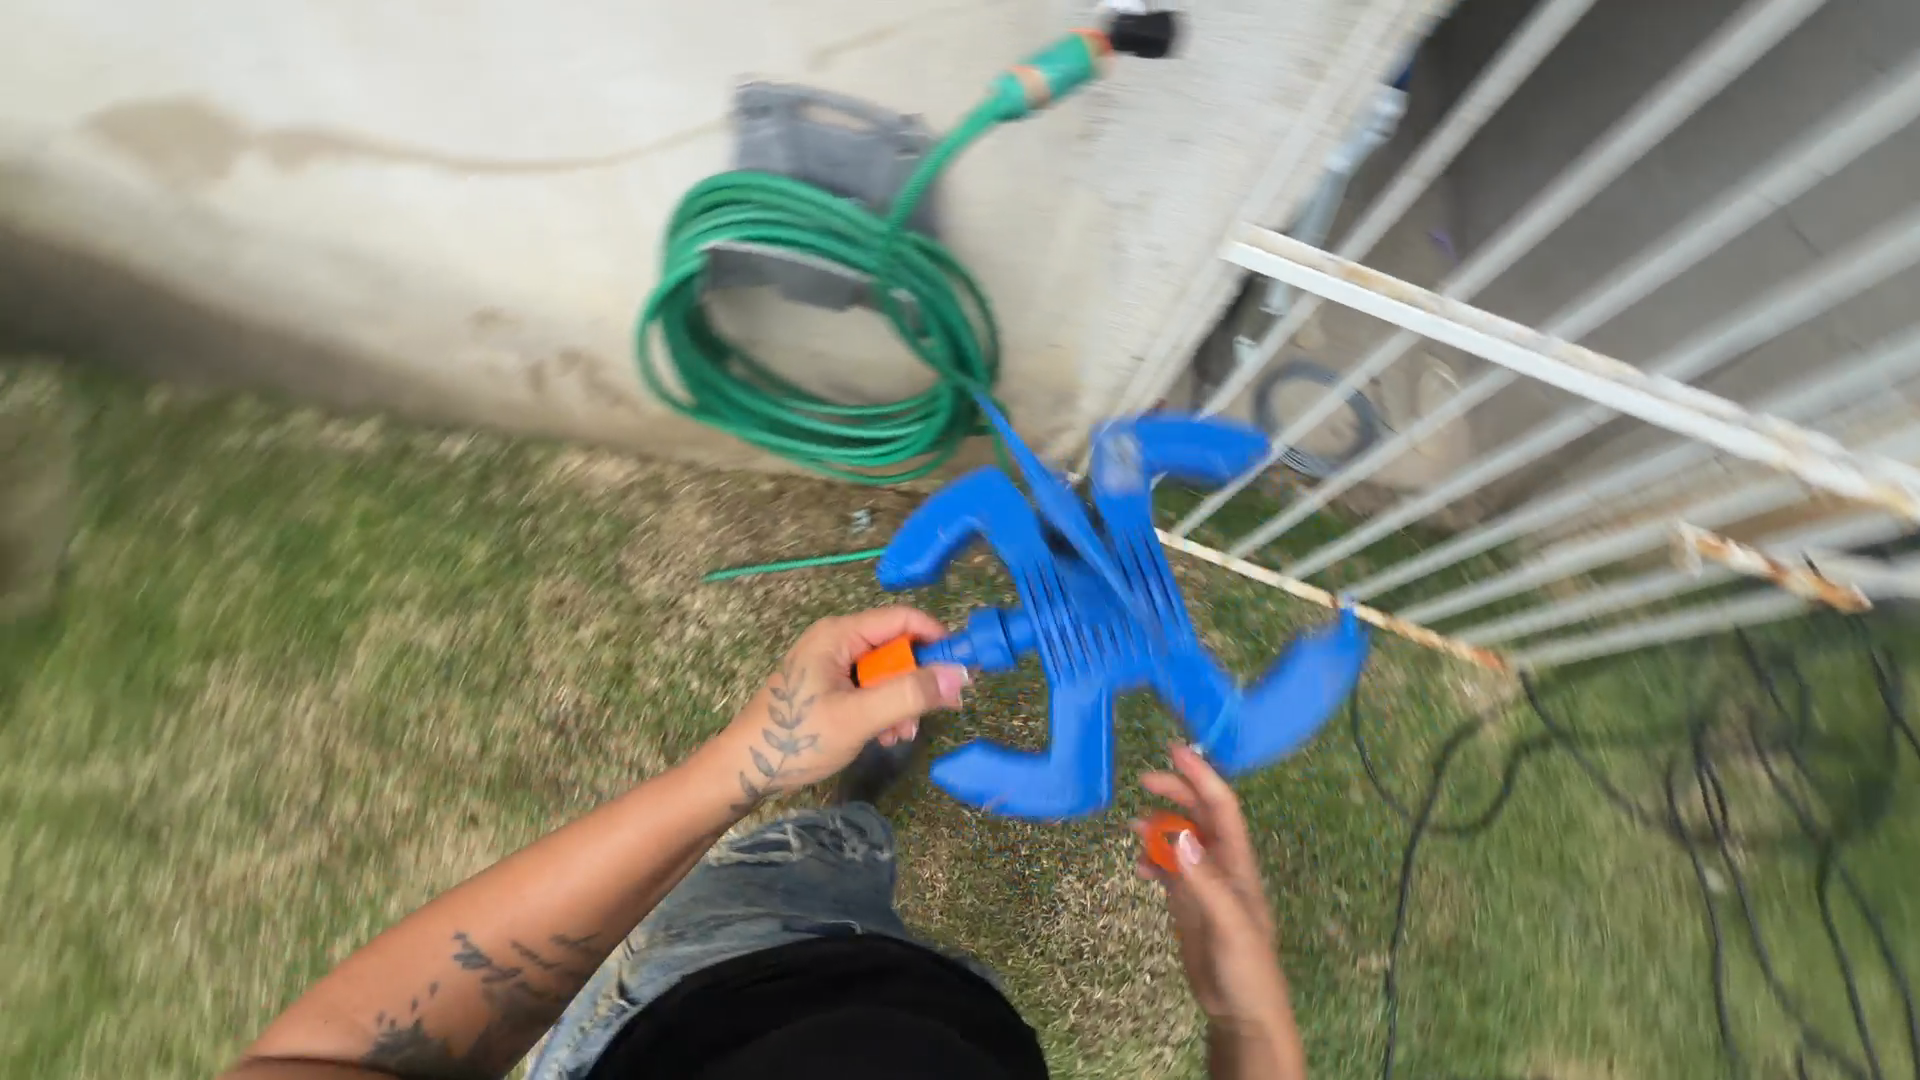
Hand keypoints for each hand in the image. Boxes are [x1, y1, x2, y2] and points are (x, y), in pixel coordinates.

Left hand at [708, 607, 966, 811]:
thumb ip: (910, 694)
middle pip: (897, 647)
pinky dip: (884, 710)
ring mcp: (832, 665)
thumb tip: (961, 675)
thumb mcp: (859, 717)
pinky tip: (884, 737)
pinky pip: (871, 689)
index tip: (961, 669)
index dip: (936, 639)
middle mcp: (838, 641)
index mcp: (840, 634)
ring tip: (898, 735)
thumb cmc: (797, 738)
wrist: (742, 771)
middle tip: (926, 715)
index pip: (903, 618)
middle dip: (915, 682)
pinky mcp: (830, 688)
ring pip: (887, 672)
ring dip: (901, 702)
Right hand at [1133, 744, 1302, 1071]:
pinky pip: (1167, 867)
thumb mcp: (1229, 923)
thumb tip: (1176, 832)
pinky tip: (1138, 866)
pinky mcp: (1188, 901)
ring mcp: (1203, 882)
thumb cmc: (1247, 968)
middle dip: (1175, 792)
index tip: (1175, 751)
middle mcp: (1221, 864)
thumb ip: (1203, 878)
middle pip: (1198, 814)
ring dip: (1159, 825)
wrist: (1243, 1014)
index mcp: (1238, 862)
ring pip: (1179, 837)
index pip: (1221, 806)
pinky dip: (1151, 859)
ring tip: (1133, 824)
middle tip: (1144, 779)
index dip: (1201, 776)